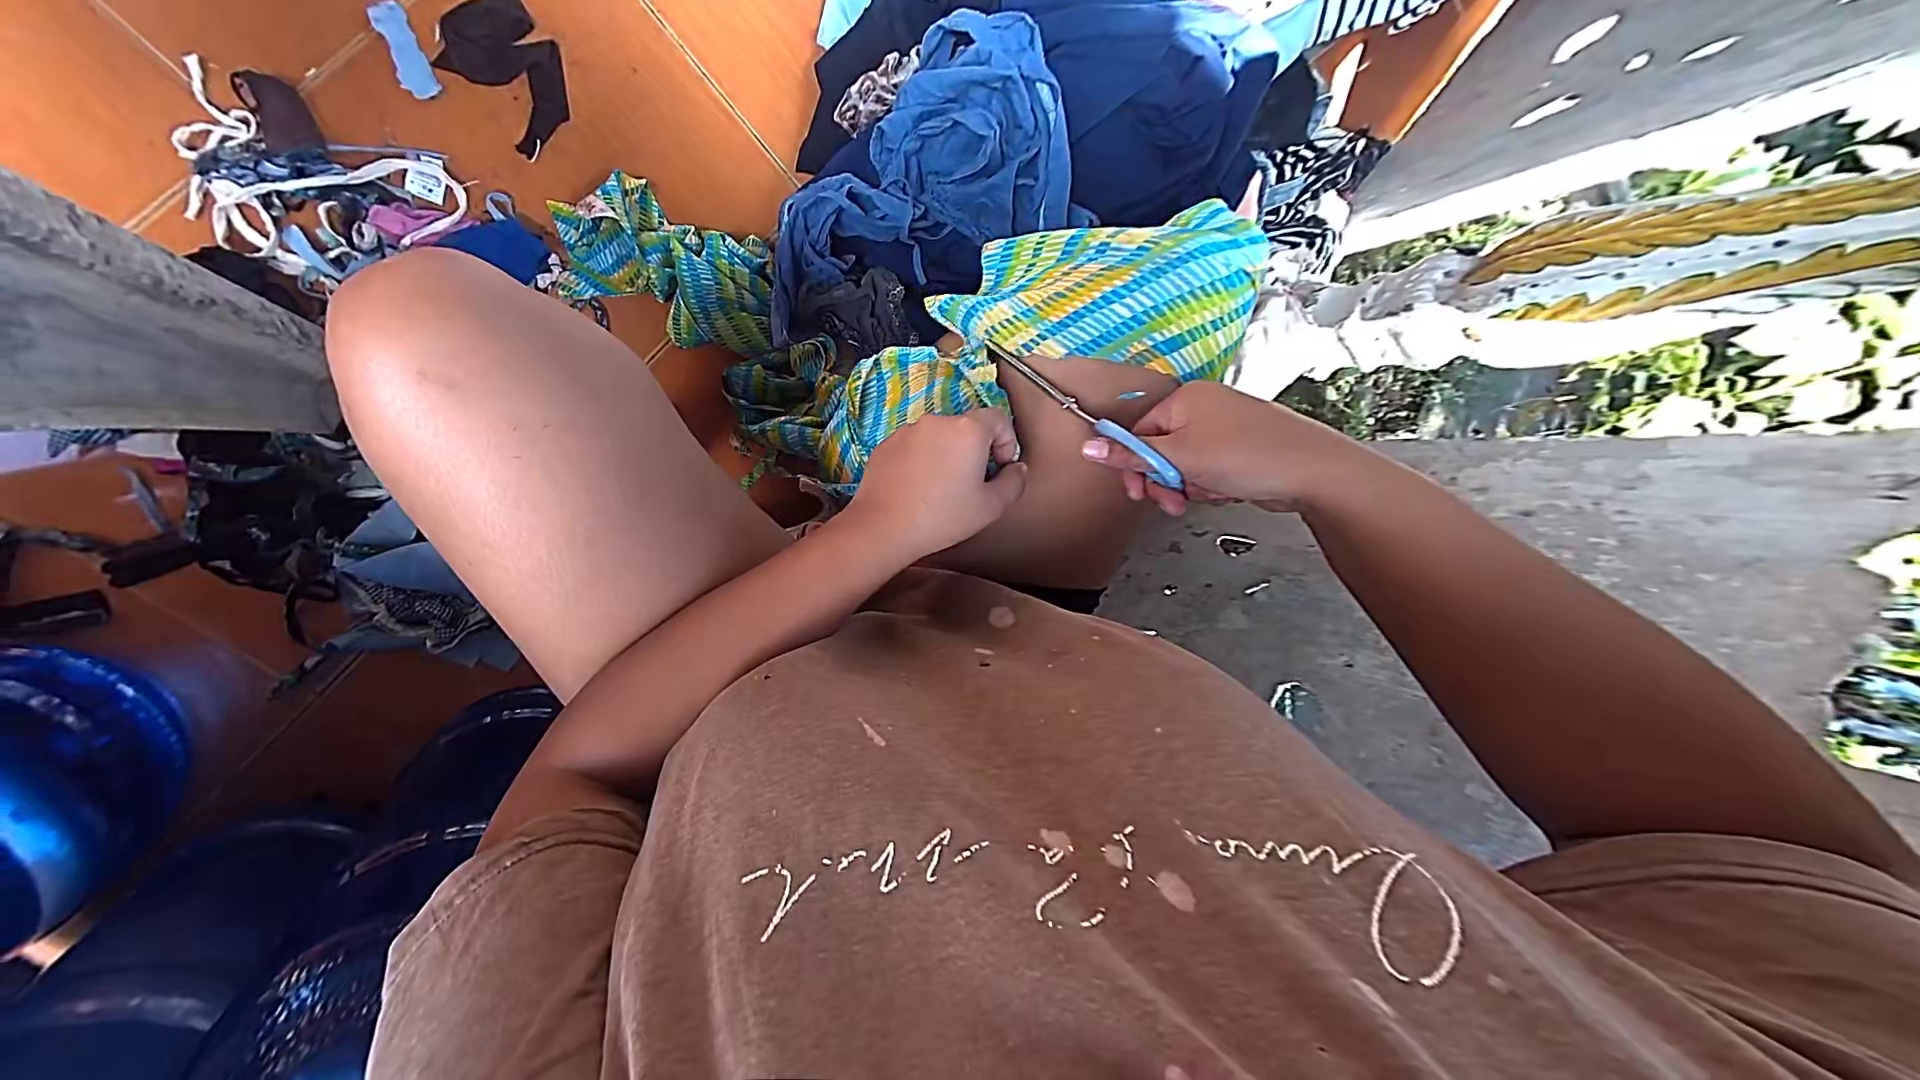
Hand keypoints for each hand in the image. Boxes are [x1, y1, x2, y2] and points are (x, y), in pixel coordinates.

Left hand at [843, 409, 1029, 560]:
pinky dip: (922, 461)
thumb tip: (1017, 469)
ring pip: (939, 437)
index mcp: (968, 430)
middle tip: (973, 484)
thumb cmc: (942, 517)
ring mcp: (907, 431)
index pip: (998, 418)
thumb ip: (1014, 482)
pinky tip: (918, 490)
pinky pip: (915, 447)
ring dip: (948, 455)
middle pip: (967, 427)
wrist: (883, 528)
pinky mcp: (886, 444)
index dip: (1007, 442)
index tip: (1000, 468)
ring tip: (943, 489)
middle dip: (976, 451)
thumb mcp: (991, 507)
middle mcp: (937, 421)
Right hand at [1079, 381, 1379, 515]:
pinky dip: (1209, 486)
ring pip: (1183, 465)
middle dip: (1164, 480)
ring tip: (1206, 494)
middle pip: (1159, 450)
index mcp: (1185, 399)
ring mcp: (1223, 428)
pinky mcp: (1239, 449)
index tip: (1136, 490)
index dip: (1134, 465)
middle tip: (1171, 500)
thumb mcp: (1179, 458)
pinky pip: (1206, 470)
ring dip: (1187, 487)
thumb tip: (1090, 446)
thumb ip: (1130, 454)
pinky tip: (1225, 490)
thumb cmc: (1251, 455)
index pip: (1138, 432)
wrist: (1312, 472)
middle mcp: (1203, 408)